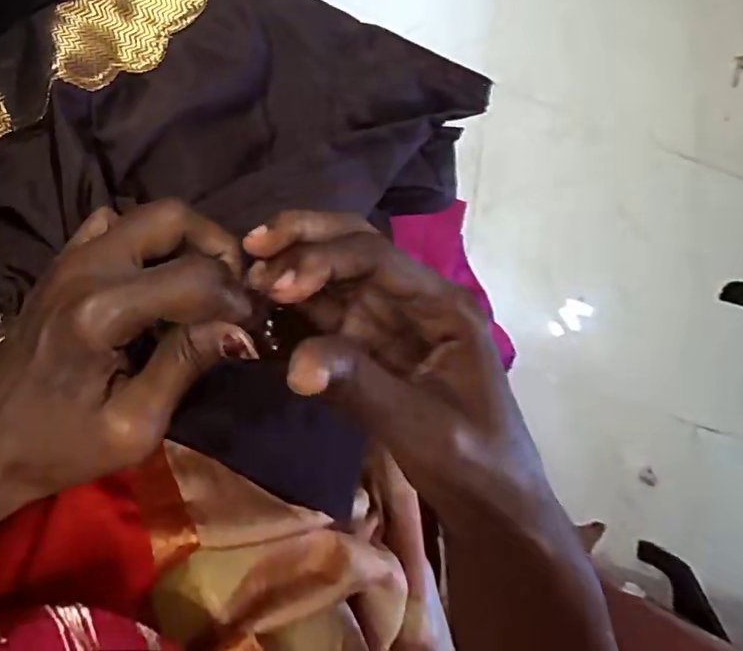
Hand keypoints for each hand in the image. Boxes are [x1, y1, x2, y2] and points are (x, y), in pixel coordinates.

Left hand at [0, 200, 258, 514]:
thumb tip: (240, 327)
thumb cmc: (58, 447)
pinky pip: (112, 223)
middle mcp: (86, 267)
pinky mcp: (62, 260)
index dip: (233, 297)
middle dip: (215, 245)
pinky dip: (145, 237)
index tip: (251, 324)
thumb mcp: (133, 426)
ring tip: (200, 282)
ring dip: (184, 239)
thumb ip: (185, 365)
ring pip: (145, 213)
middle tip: (232, 287)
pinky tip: (151, 275)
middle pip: (172, 217)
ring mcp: (69, 256)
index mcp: (102, 312)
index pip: (193, 276)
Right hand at [242, 211, 540, 518]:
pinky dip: (292, 296)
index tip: (278, 285)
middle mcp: (411, 297)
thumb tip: (294, 365)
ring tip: (249, 269)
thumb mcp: (422, 428)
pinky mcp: (364, 339)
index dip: (323, 261)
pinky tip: (263, 297)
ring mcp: (385, 316)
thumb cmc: (473, 464)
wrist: (492, 507)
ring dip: (292, 261)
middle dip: (304, 235)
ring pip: (334, 267)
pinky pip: (324, 304)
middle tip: (253, 244)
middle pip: (354, 243)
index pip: (375, 257)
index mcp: (440, 304)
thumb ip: (360, 386)